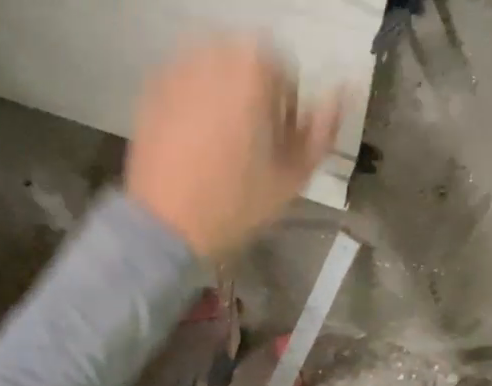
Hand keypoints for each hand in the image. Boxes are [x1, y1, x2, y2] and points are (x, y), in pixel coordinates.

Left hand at [126, 38, 344, 256]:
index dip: (288, 112)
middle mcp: (214, 53)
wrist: (164, 226)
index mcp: (254, 66)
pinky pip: (187, 89)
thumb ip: (321, 133)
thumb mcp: (290, 179)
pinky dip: (196, 109)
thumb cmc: (233, 206)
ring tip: (224, 150)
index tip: (281, 147)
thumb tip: (340, 97)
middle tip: (254, 150)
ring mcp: (177, 69)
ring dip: (227, 103)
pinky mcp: (152, 91)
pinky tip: (195, 148)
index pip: (286, 75)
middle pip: (250, 70)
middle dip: (256, 102)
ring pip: (217, 77)